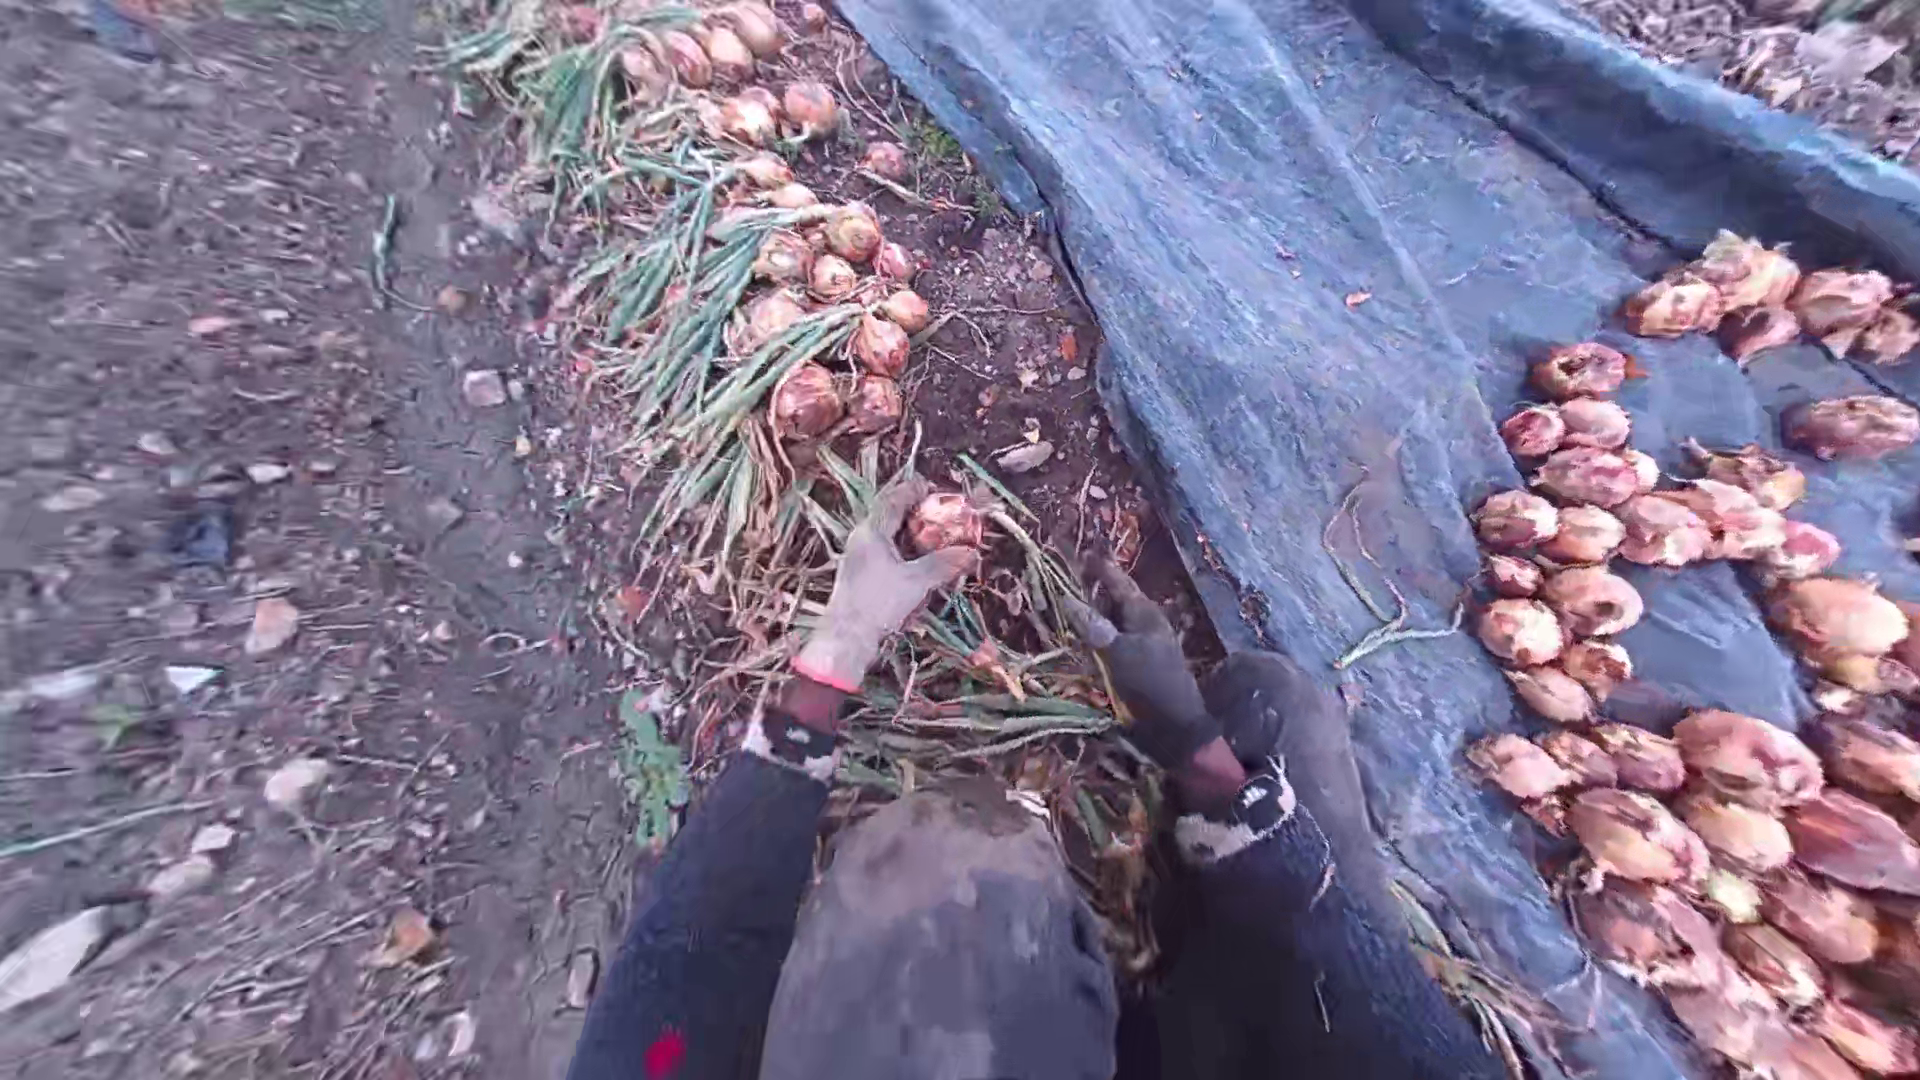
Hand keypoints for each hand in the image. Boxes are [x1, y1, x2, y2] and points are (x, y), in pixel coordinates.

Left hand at [793, 476, 975, 691]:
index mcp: (871, 532)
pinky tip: (917, 565)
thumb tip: (970, 553)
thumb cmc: (877, 604)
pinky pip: (885, 553)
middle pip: (889, 516)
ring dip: (910, 534)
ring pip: (887, 536)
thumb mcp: (915, 582)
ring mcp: (858, 558)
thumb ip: (942, 565)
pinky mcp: (860, 576)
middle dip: (915, 513)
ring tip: (933, 538)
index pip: (893, 500)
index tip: (932, 488)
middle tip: (939, 514)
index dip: (913, 490)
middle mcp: (861, 540)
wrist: (846, 640)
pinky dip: (903, 552)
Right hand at [1062, 555, 1219, 770]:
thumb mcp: (1117, 653)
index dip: (1101, 568)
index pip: (1119, 582)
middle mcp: (1147, 623)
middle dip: (1096, 589)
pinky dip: (1101, 634)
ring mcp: (1146, 643)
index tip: (1083, 554)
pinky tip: (1088, 640)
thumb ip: (1093, 626)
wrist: (1177, 728)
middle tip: (1071, 580)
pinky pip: (1117, 638)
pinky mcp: (1142, 662)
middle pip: (1117, 599)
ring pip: (1116, 619)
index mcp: (1144, 614)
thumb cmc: (1149, 684)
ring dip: (1097, 613)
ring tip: (1074, 607)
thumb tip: (1067, 598)